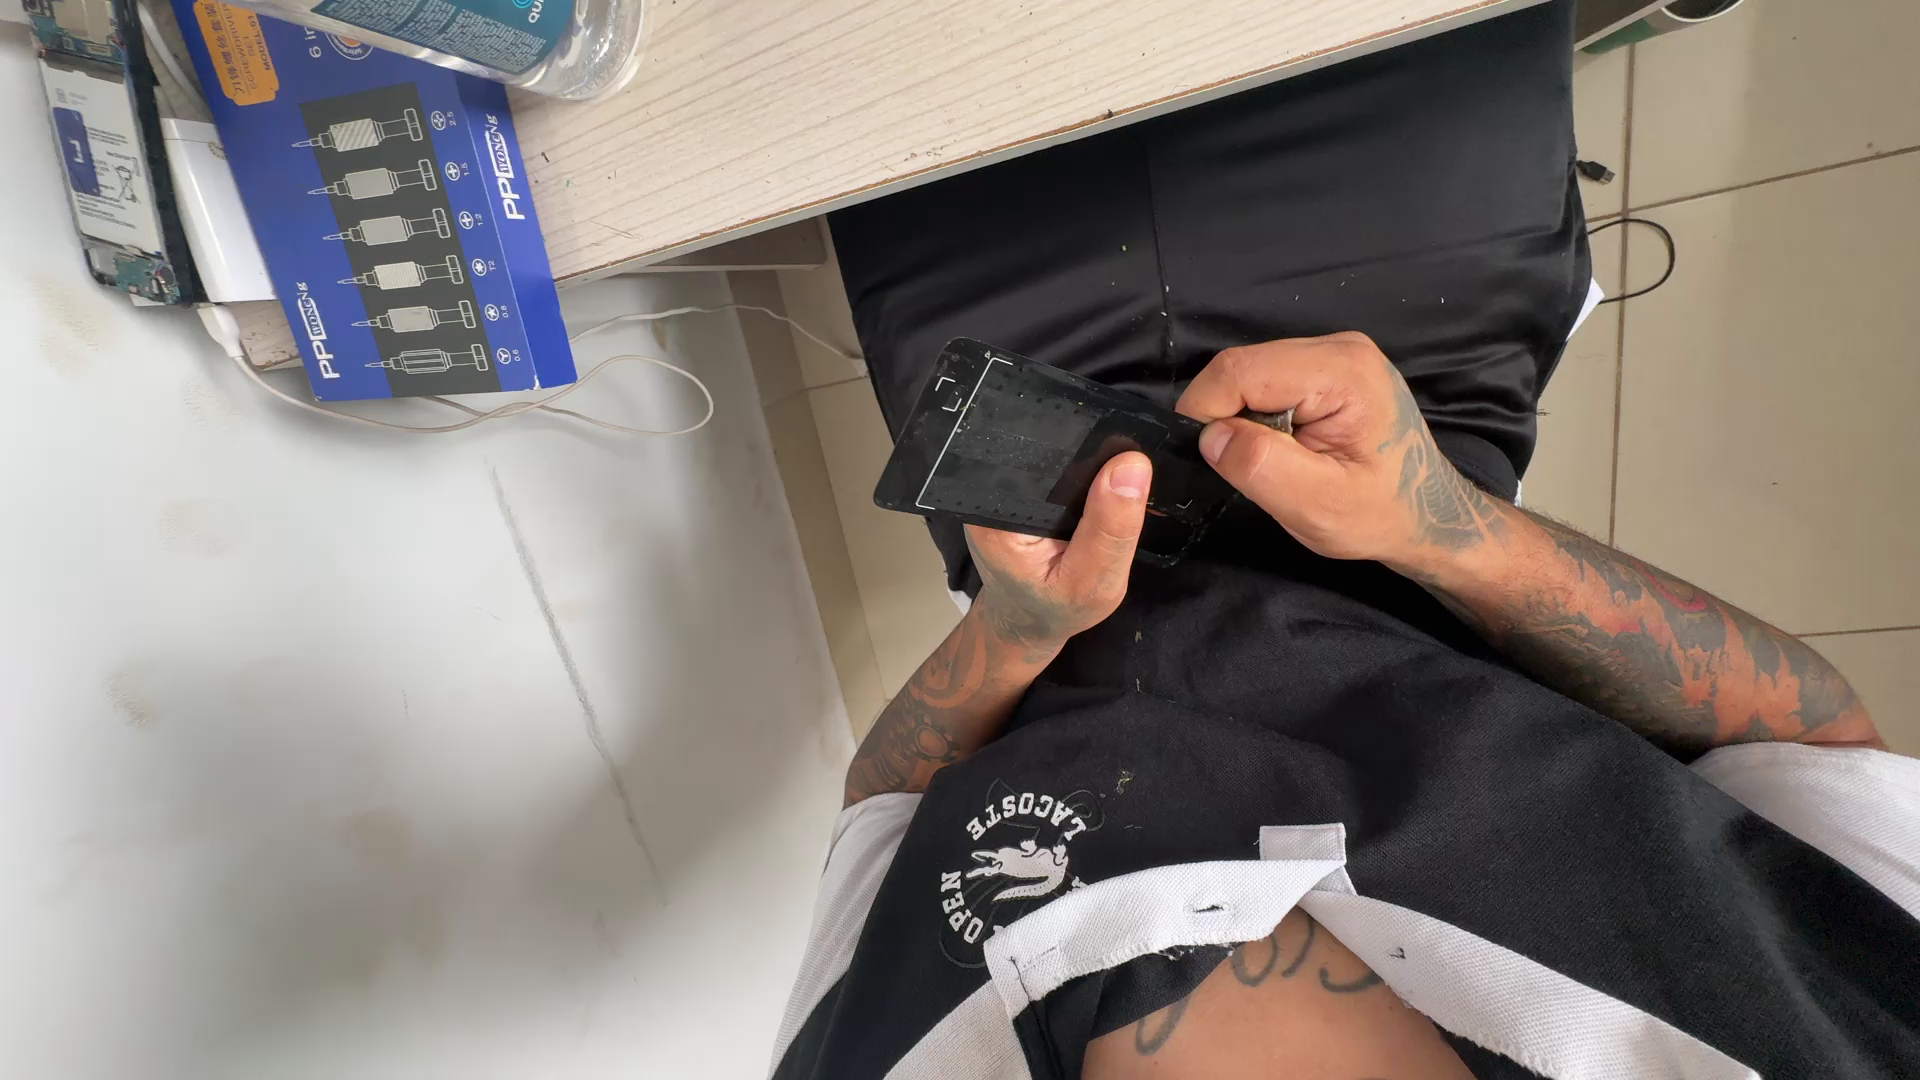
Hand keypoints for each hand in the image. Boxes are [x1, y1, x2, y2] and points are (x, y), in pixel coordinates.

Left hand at [965, 451, 1152, 654]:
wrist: (1026, 624)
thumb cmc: (1053, 612)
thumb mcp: (1091, 585)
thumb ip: (1110, 530)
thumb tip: (1132, 465)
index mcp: (996, 508)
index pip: (1044, 452)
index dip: (1089, 448)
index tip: (1128, 457)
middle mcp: (992, 488)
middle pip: (1049, 448)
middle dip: (1092, 454)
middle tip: (1131, 470)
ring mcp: (1004, 486)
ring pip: (1055, 455)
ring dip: (1090, 462)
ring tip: (1121, 472)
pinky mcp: (1022, 489)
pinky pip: (1057, 468)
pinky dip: (1083, 475)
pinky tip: (1103, 482)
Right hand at [1174, 333, 1503, 573]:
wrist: (1425, 513)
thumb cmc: (1378, 515)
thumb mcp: (1316, 504)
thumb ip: (1260, 465)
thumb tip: (1209, 436)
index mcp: (1341, 372)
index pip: (1237, 371)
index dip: (1205, 412)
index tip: (1210, 458)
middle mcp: (1336, 348)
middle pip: (1238, 367)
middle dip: (1221, 416)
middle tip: (1242, 465)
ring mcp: (1329, 353)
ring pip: (1244, 373)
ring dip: (1236, 418)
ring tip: (1267, 456)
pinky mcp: (1320, 366)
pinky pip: (1260, 381)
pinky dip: (1251, 415)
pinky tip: (1277, 443)